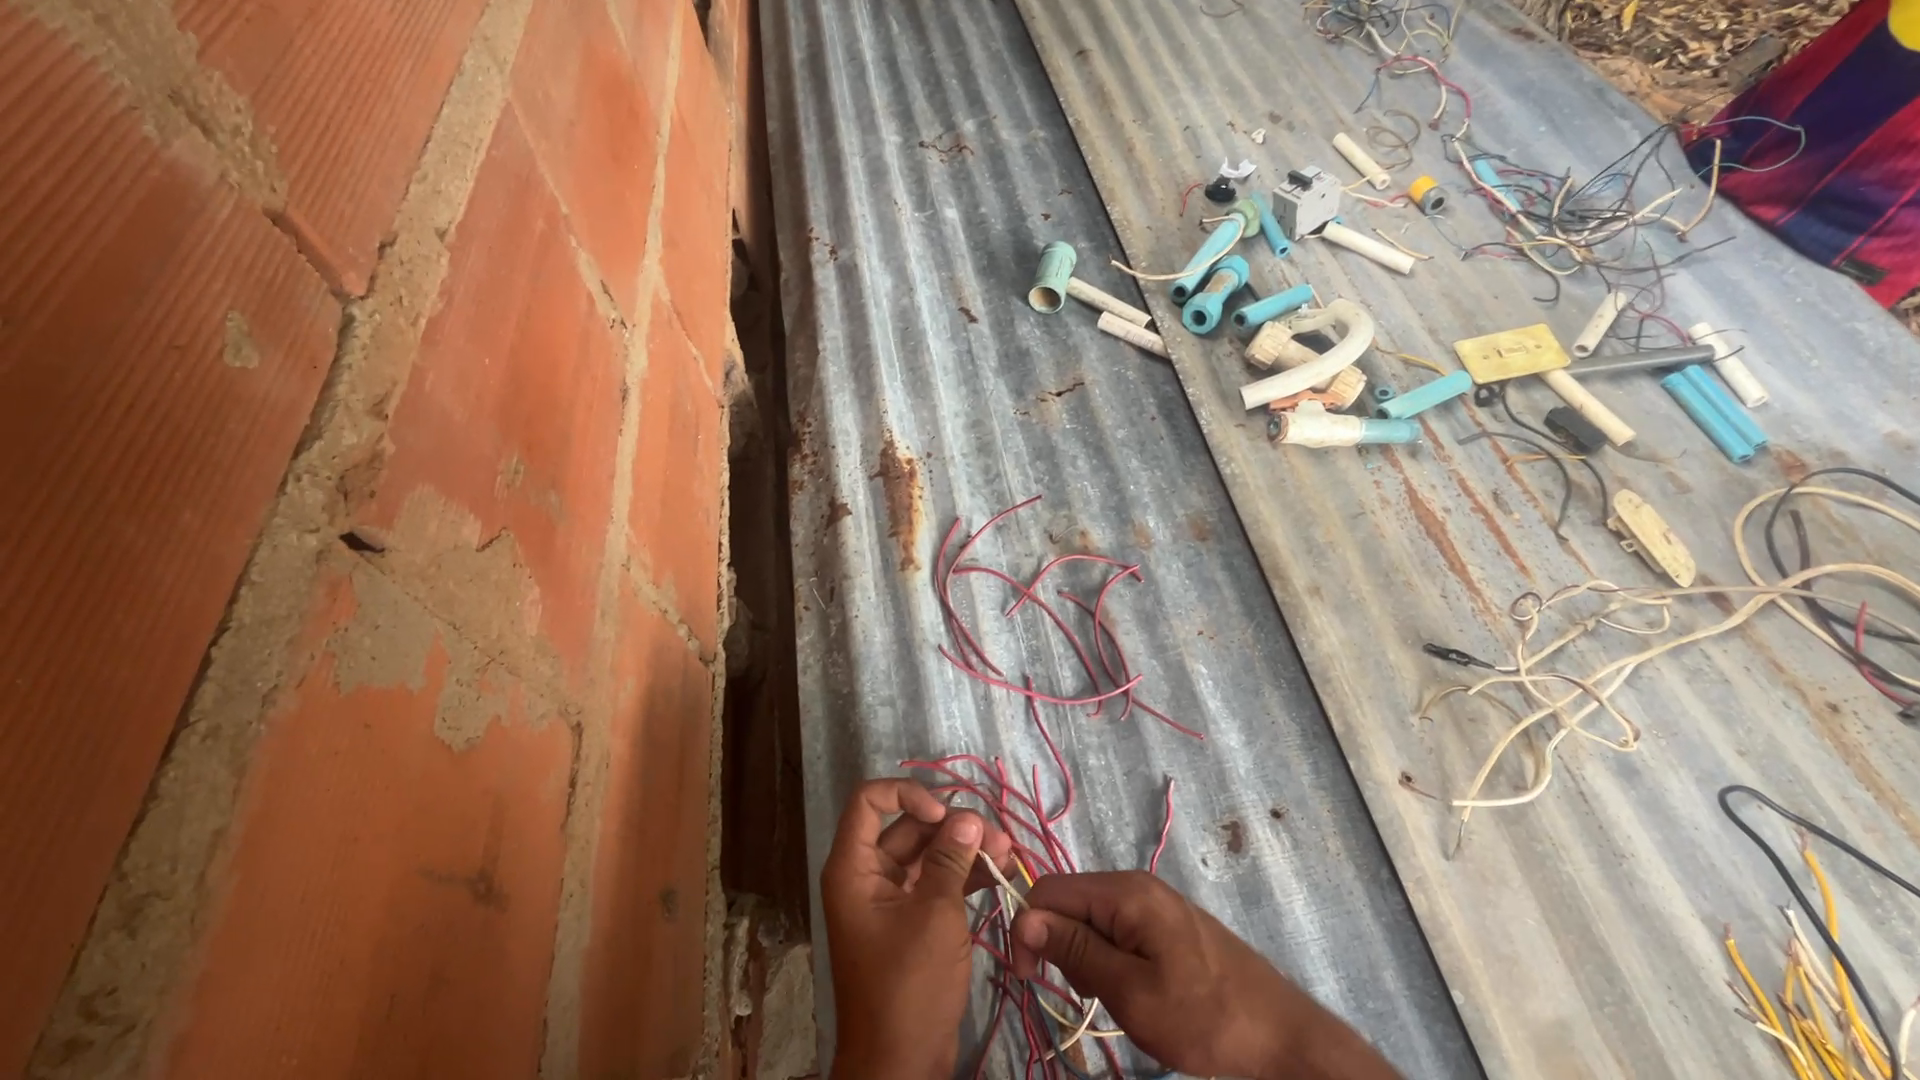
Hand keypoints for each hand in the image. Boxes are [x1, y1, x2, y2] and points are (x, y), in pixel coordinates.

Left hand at [820, 778, 1013, 1079]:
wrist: (901, 1063)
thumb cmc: (909, 986)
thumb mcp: (934, 916)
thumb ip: (950, 859)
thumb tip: (967, 816)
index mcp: (855, 868)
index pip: (870, 801)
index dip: (907, 795)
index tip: (945, 815)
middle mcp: (868, 876)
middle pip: (909, 827)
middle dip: (955, 826)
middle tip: (1000, 839)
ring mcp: (891, 899)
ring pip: (929, 854)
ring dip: (967, 850)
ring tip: (1010, 855)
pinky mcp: (913, 921)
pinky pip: (937, 882)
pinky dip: (965, 876)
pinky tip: (1000, 874)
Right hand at [1010, 871, 1399, 1079]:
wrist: (1282, 1038)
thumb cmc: (1203, 1017)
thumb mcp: (1129, 990)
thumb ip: (1075, 949)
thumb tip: (1025, 915)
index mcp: (1125, 892)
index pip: (1048, 890)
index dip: (1027, 929)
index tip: (1030, 979)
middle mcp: (1137, 886)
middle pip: (1069, 901)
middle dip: (1056, 943)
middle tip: (1074, 995)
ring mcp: (1156, 905)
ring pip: (1092, 919)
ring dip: (1082, 956)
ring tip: (1106, 998)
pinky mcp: (1168, 927)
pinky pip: (1117, 931)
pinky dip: (1107, 959)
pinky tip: (1126, 991)